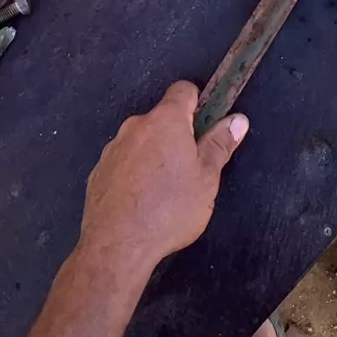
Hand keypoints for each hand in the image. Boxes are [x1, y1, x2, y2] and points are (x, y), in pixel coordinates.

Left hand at [78, 80, 248, 273]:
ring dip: (153, 154)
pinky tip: (140, 202)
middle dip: (176, 135)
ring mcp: (113, 148)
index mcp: (166, 119)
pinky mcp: (98, 171)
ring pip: (141, 141)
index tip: (205, 126)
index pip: (183, 89)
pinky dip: (133, 173)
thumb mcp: (206, 179)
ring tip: (163, 191)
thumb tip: (237, 120)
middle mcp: (136, 125)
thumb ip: (220, 144)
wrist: (115, 247)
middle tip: (188, 168)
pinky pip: (123, 162)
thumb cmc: (168, 209)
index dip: (198, 102)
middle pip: (162, 118)